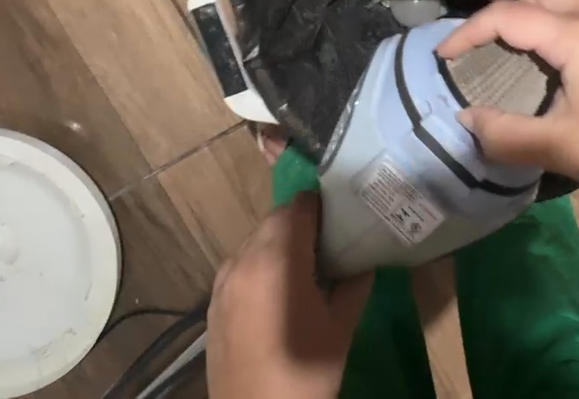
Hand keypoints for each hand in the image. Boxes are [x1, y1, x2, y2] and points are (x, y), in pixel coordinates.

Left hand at [207, 193, 373, 398]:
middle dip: (300, 223)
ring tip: (304, 268)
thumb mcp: (341, 327)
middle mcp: (244, 258)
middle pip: (275, 220)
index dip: (320, 205)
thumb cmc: (305, 372)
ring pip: (255, 241)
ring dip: (278, 242)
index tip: (339, 215)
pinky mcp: (213, 304)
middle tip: (327, 242)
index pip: (298, 206)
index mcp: (276, 257)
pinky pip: (240, 266)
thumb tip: (364, 260)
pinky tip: (277, 293)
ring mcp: (223, 281)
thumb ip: (354, 284)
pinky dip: (259, 265)